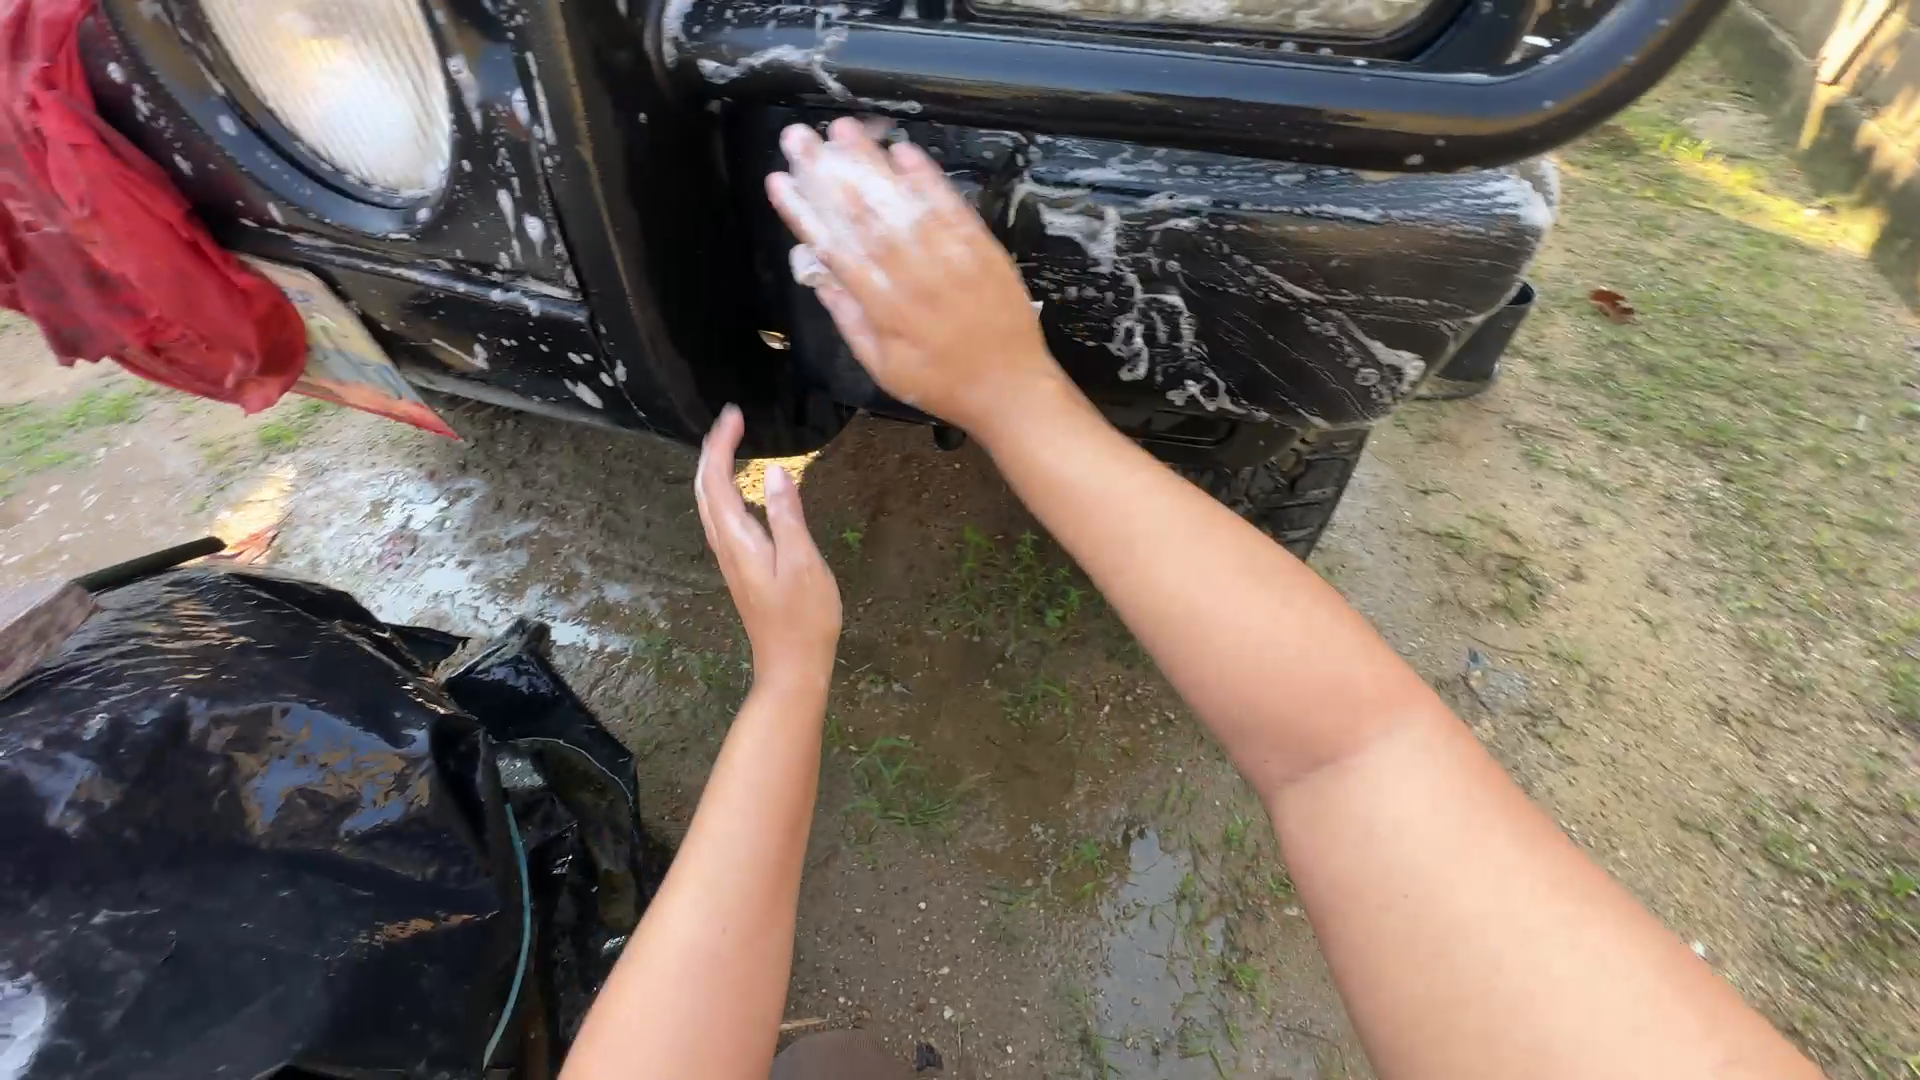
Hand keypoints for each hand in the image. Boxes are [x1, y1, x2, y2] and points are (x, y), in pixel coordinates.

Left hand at [694, 405, 841, 693]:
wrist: (792, 665)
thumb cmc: (804, 617)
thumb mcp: (803, 563)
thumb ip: (787, 516)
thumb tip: (774, 472)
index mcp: (737, 540)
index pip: (717, 481)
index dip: (721, 445)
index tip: (735, 415)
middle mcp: (725, 546)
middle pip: (704, 490)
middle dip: (712, 450)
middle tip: (732, 421)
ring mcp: (730, 558)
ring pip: (709, 503)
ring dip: (714, 469)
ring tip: (732, 443)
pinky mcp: (741, 567)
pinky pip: (722, 517)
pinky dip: (724, 490)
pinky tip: (740, 489)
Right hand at [765, 118, 1065, 434]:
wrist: (1011, 389)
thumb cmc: (943, 385)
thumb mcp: (886, 370)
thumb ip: (852, 323)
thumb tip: (821, 281)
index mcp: (887, 310)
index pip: (836, 251)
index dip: (805, 214)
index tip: (778, 182)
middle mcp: (916, 278)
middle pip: (865, 218)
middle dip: (829, 174)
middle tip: (799, 139)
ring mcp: (952, 260)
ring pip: (904, 204)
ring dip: (872, 163)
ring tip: (842, 130)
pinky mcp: (982, 250)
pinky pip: (951, 207)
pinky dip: (927, 178)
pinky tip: (903, 151)